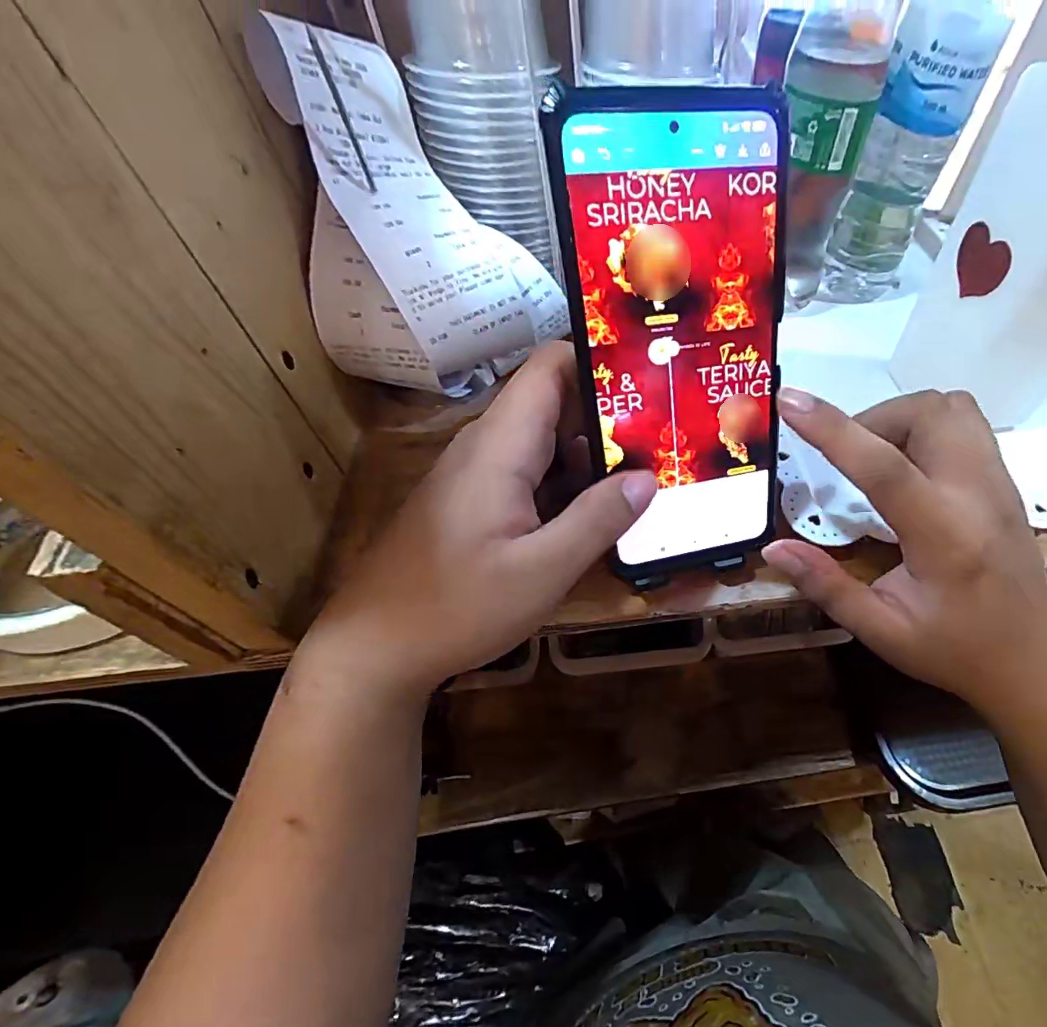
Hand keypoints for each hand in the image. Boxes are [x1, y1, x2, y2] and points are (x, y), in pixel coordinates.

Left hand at [300, 343, 655, 703]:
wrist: (376, 648)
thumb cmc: (457, 607)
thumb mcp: (541, 571)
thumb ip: (597, 520)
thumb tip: (648, 478)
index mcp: (500, 448)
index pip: (549, 368)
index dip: (599, 359)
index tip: (651, 373)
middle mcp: (487, 448)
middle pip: (555, 404)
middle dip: (611, 413)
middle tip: (671, 432)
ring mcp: (479, 476)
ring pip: (546, 443)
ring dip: (595, 454)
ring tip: (654, 468)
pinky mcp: (477, 504)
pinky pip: (532, 475)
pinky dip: (571, 483)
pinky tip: (605, 509)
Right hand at [762, 388, 1046, 717]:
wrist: (1032, 660)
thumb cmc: (955, 650)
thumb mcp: (882, 630)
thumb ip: (827, 586)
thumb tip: (774, 549)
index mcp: (944, 536)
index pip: (884, 466)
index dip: (832, 429)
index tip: (789, 400)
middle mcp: (977, 494)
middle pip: (928, 412)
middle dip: (874, 417)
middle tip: (846, 458)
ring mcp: (999, 482)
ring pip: (953, 407)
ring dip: (904, 416)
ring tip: (878, 457)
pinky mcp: (1006, 482)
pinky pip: (968, 424)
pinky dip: (929, 426)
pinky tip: (911, 467)